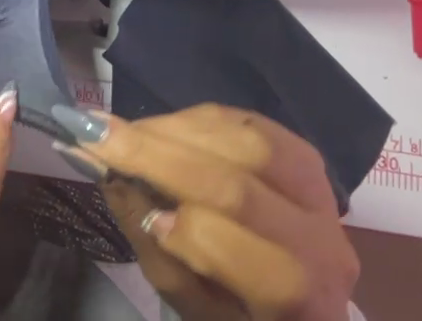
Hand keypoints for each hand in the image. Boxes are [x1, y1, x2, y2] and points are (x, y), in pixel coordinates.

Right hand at [55, 105, 357, 320]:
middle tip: (95, 132)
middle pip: (239, 189)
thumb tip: (113, 177)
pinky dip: (196, 119)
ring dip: (173, 129)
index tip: (122, 195)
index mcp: (303, 307)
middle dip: (157, 154)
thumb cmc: (235, 313)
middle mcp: (326, 248)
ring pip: (246, 144)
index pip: (252, 262)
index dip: (189, 230)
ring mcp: (323, 196)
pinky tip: (160, 127)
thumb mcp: (193, 309)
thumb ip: (156, 248)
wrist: (294, 298)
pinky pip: (249, 123)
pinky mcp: (306, 156)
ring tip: (123, 129)